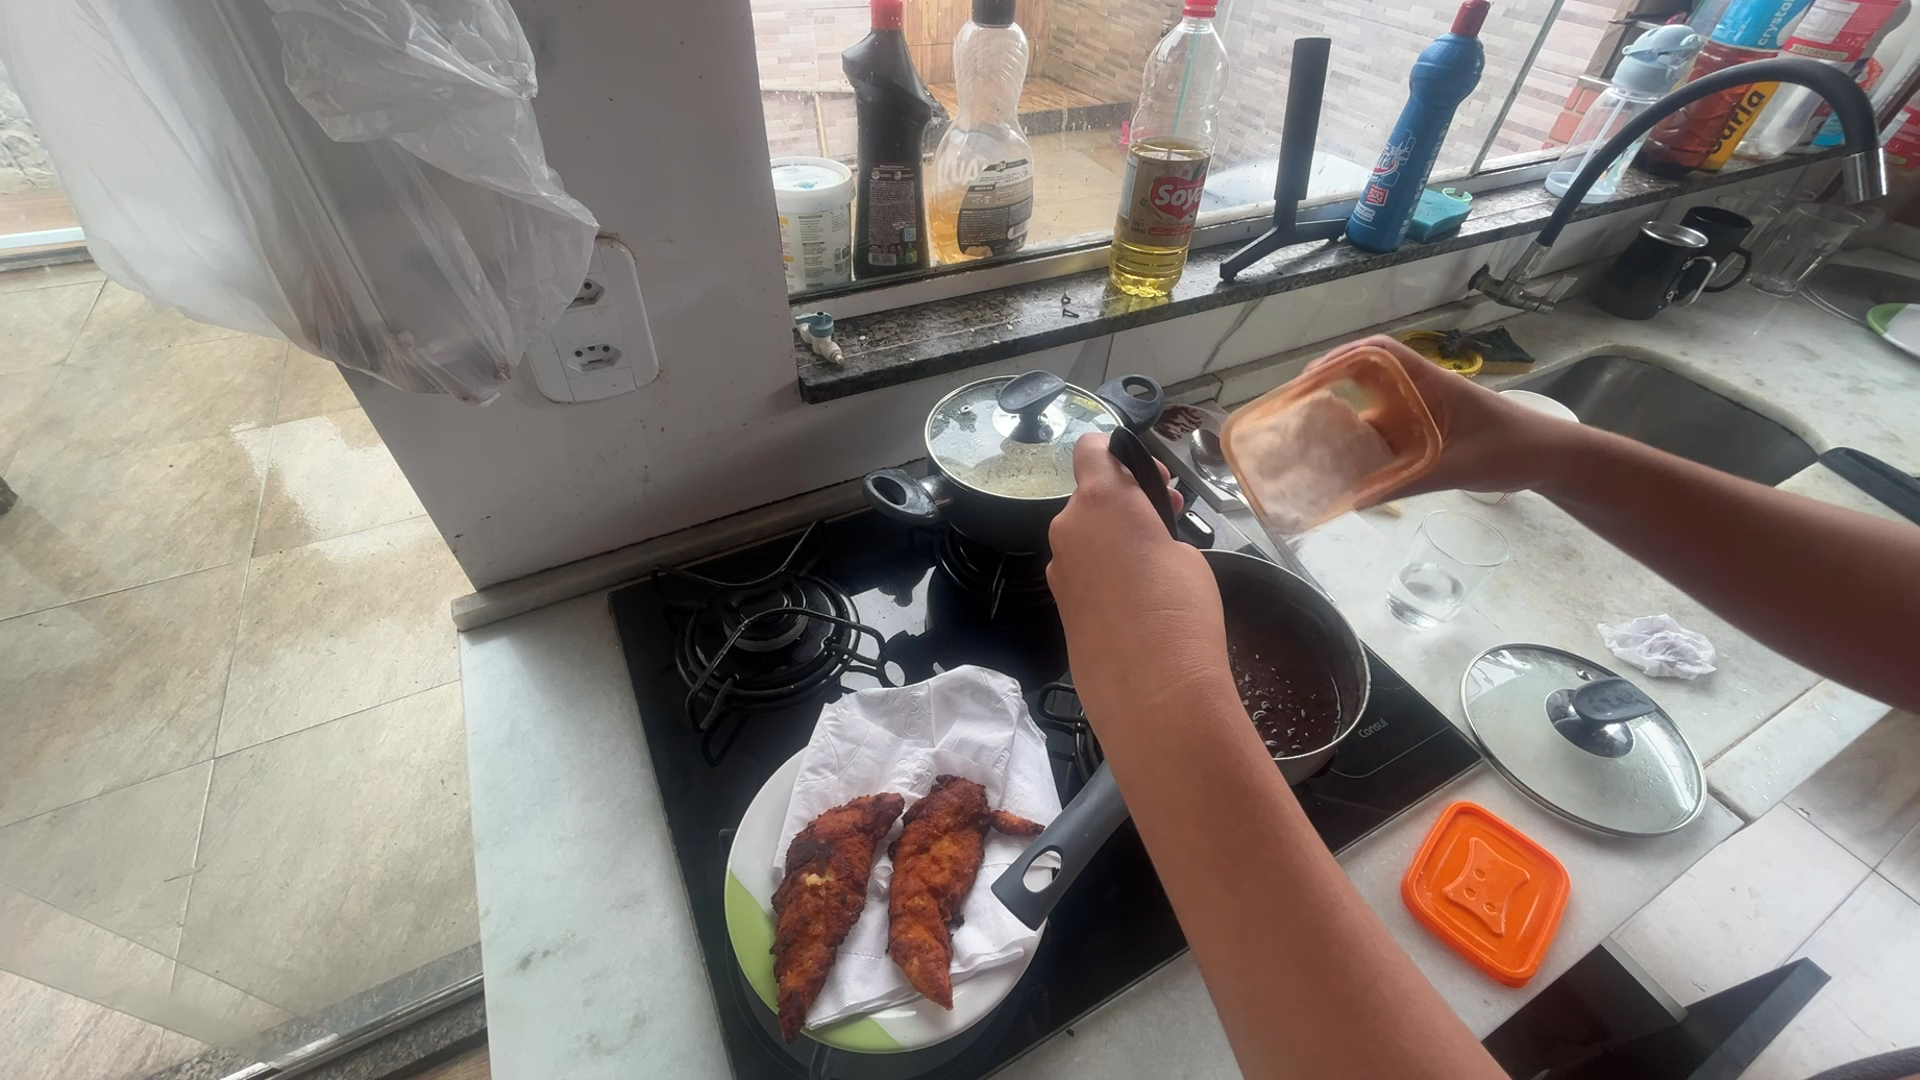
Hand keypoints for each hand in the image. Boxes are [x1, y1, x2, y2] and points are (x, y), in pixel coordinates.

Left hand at [1047, 434, 1236, 732]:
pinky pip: (1082, 571)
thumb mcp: (1184, 551)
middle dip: (1124, 502)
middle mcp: (1067, 528)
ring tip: (1155, 565)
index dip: (1115, 452)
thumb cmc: (1179, 606)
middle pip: (1091, 497)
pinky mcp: (1059, 604)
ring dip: (1113, 539)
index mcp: (1099, 500)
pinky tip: (1135, 599)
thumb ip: (1154, 526)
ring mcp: (1058, 568)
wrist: (1151, 688)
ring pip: (1085, 537)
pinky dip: (1103, 572)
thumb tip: (1142, 534)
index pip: (1092, 450)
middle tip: (1166, 518)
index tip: (1145, 473)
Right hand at [1310, 335, 1580, 500]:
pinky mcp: (1423, 436)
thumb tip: (1351, 500)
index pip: (1379, 354)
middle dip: (1328, 390)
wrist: (1552, 458)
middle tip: (1295, 412)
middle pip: (1365, 380)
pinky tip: (1342, 468)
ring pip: (1371, 412)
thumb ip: (1404, 483)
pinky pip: (1384, 438)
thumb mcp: (1457, 467)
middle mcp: (1419, 395)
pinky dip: (1360, 449)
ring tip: (1308, 442)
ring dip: (1342, 424)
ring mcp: (1420, 416)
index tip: (1309, 376)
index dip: (1341, 357)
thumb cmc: (1512, 449)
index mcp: (1430, 384)